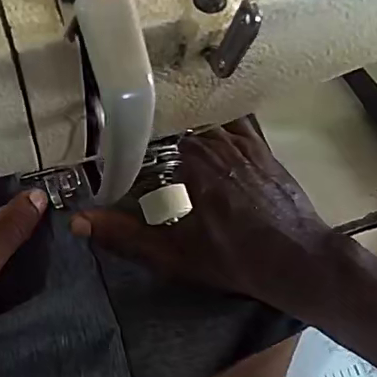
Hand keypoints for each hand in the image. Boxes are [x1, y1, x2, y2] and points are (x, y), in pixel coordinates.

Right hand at [70, 118, 346, 315]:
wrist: (298, 259)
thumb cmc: (235, 258)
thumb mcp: (174, 254)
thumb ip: (125, 236)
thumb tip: (78, 221)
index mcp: (191, 162)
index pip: (147, 137)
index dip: (128, 142)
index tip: (114, 150)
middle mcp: (216, 142)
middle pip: (175, 122)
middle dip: (154, 131)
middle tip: (137, 140)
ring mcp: (243, 141)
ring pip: (204, 117)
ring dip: (183, 121)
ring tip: (166, 130)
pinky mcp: (262, 146)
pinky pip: (234, 119)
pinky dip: (217, 118)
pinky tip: (208, 126)